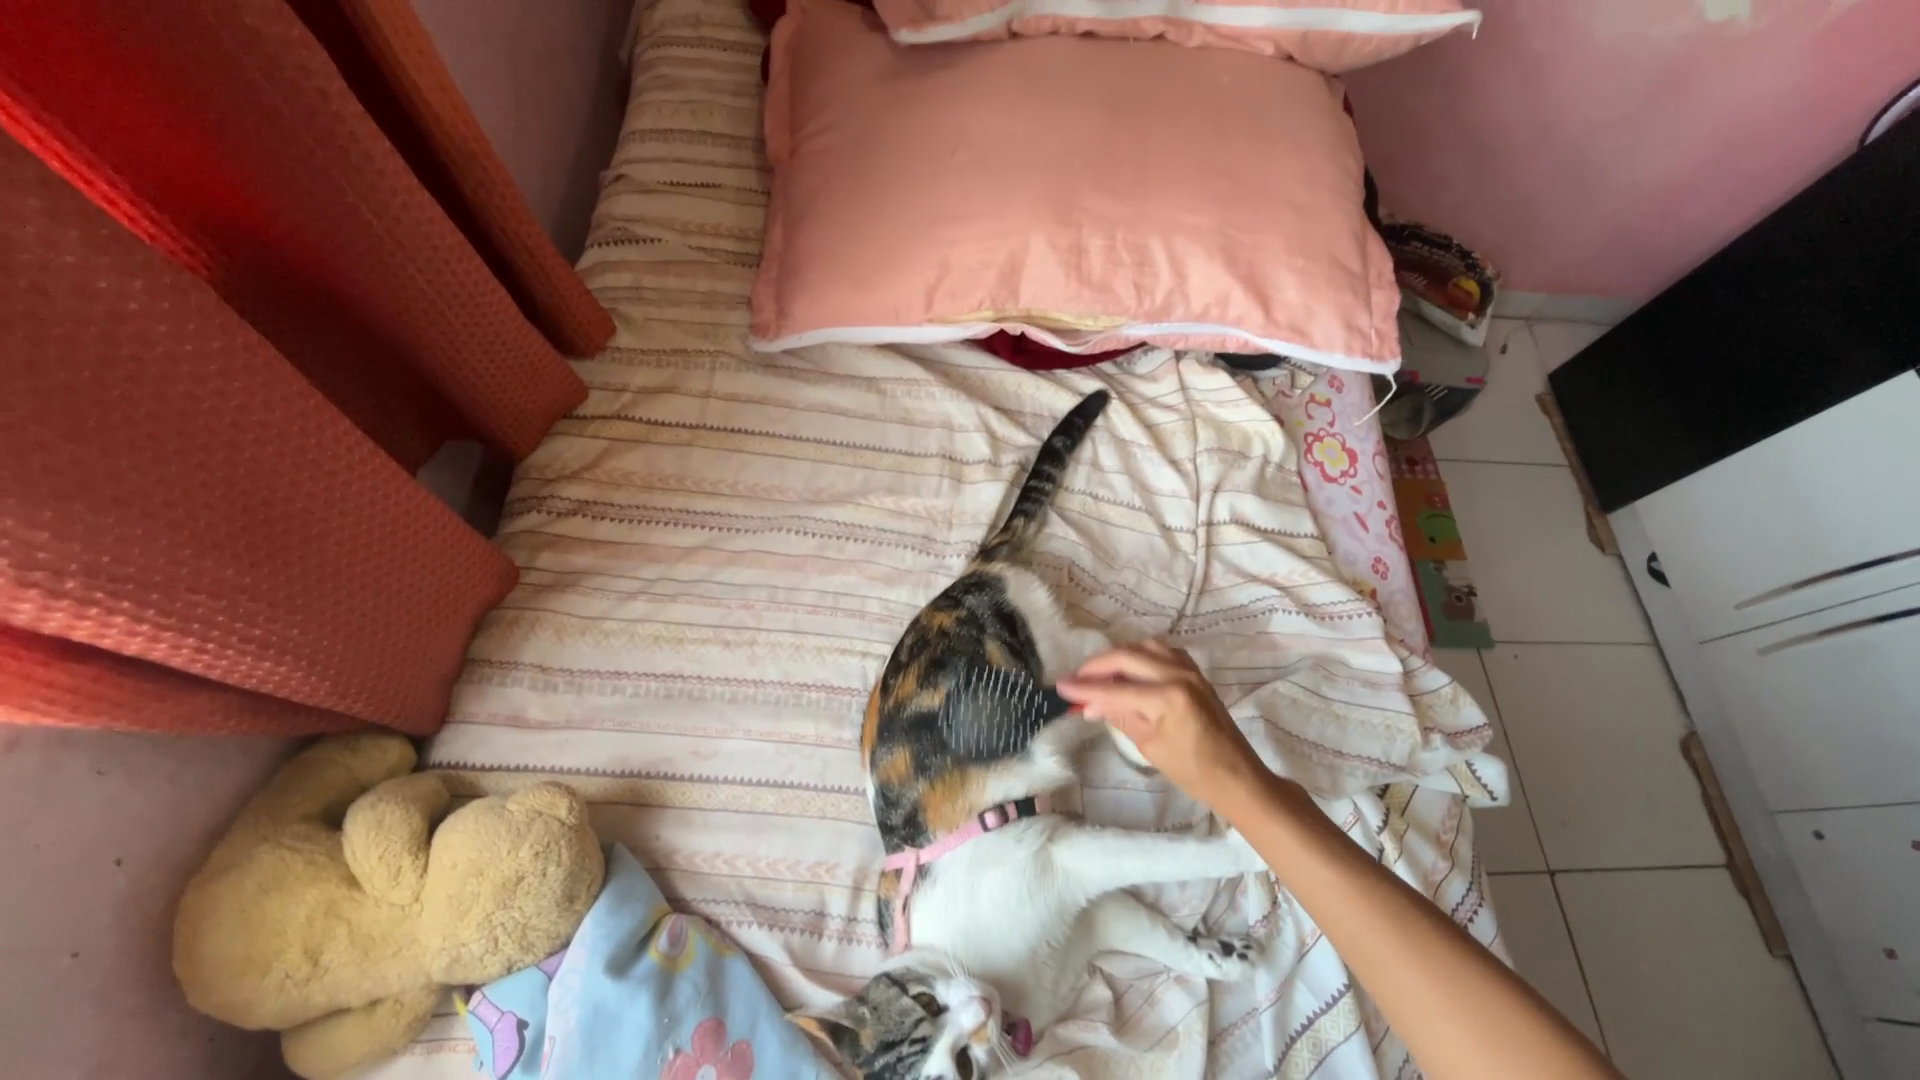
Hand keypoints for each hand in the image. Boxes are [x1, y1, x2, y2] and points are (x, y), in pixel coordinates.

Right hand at [1055, 641, 1270, 804]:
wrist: (1235, 775)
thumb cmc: (1192, 770)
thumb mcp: (1149, 745)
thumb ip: (1119, 716)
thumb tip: (1088, 704)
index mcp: (1168, 697)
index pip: (1115, 689)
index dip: (1085, 688)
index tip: (1060, 687)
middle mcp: (1179, 675)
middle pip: (1127, 657)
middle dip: (1097, 667)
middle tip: (1075, 679)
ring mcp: (1190, 670)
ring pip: (1145, 648)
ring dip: (1119, 657)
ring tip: (1100, 675)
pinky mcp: (1195, 673)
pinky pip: (1162, 652)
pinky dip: (1141, 656)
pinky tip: (1131, 671)